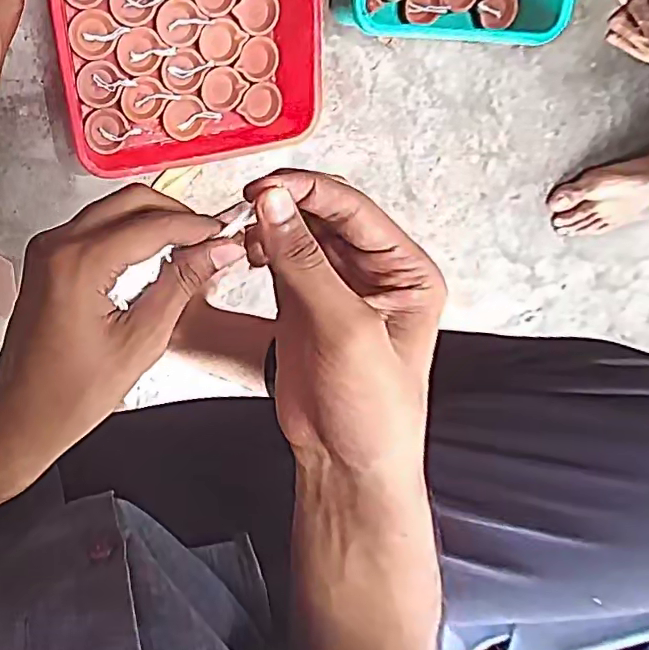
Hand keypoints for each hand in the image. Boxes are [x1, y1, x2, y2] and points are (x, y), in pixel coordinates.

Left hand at [0, 184, 240, 469]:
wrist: (20, 411)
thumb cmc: (68, 392)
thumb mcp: (140, 341)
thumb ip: (180, 286)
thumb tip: (213, 252)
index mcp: (78, 264)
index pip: (151, 224)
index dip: (195, 227)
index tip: (222, 233)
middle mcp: (57, 245)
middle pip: (130, 200)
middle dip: (175, 212)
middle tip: (208, 235)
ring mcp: (48, 247)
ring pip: (112, 207)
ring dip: (152, 218)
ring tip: (187, 243)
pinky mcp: (46, 255)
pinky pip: (94, 224)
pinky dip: (127, 229)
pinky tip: (153, 249)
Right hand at [241, 171, 446, 474]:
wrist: (345, 463)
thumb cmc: (373, 412)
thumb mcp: (344, 329)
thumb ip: (304, 261)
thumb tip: (274, 204)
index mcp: (404, 270)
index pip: (352, 208)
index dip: (306, 190)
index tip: (266, 186)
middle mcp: (371, 271)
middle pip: (323, 213)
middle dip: (284, 203)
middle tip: (248, 202)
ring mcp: (334, 284)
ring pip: (296, 230)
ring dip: (269, 223)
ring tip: (244, 230)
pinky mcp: (301, 299)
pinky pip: (278, 255)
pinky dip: (259, 246)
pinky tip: (248, 250)